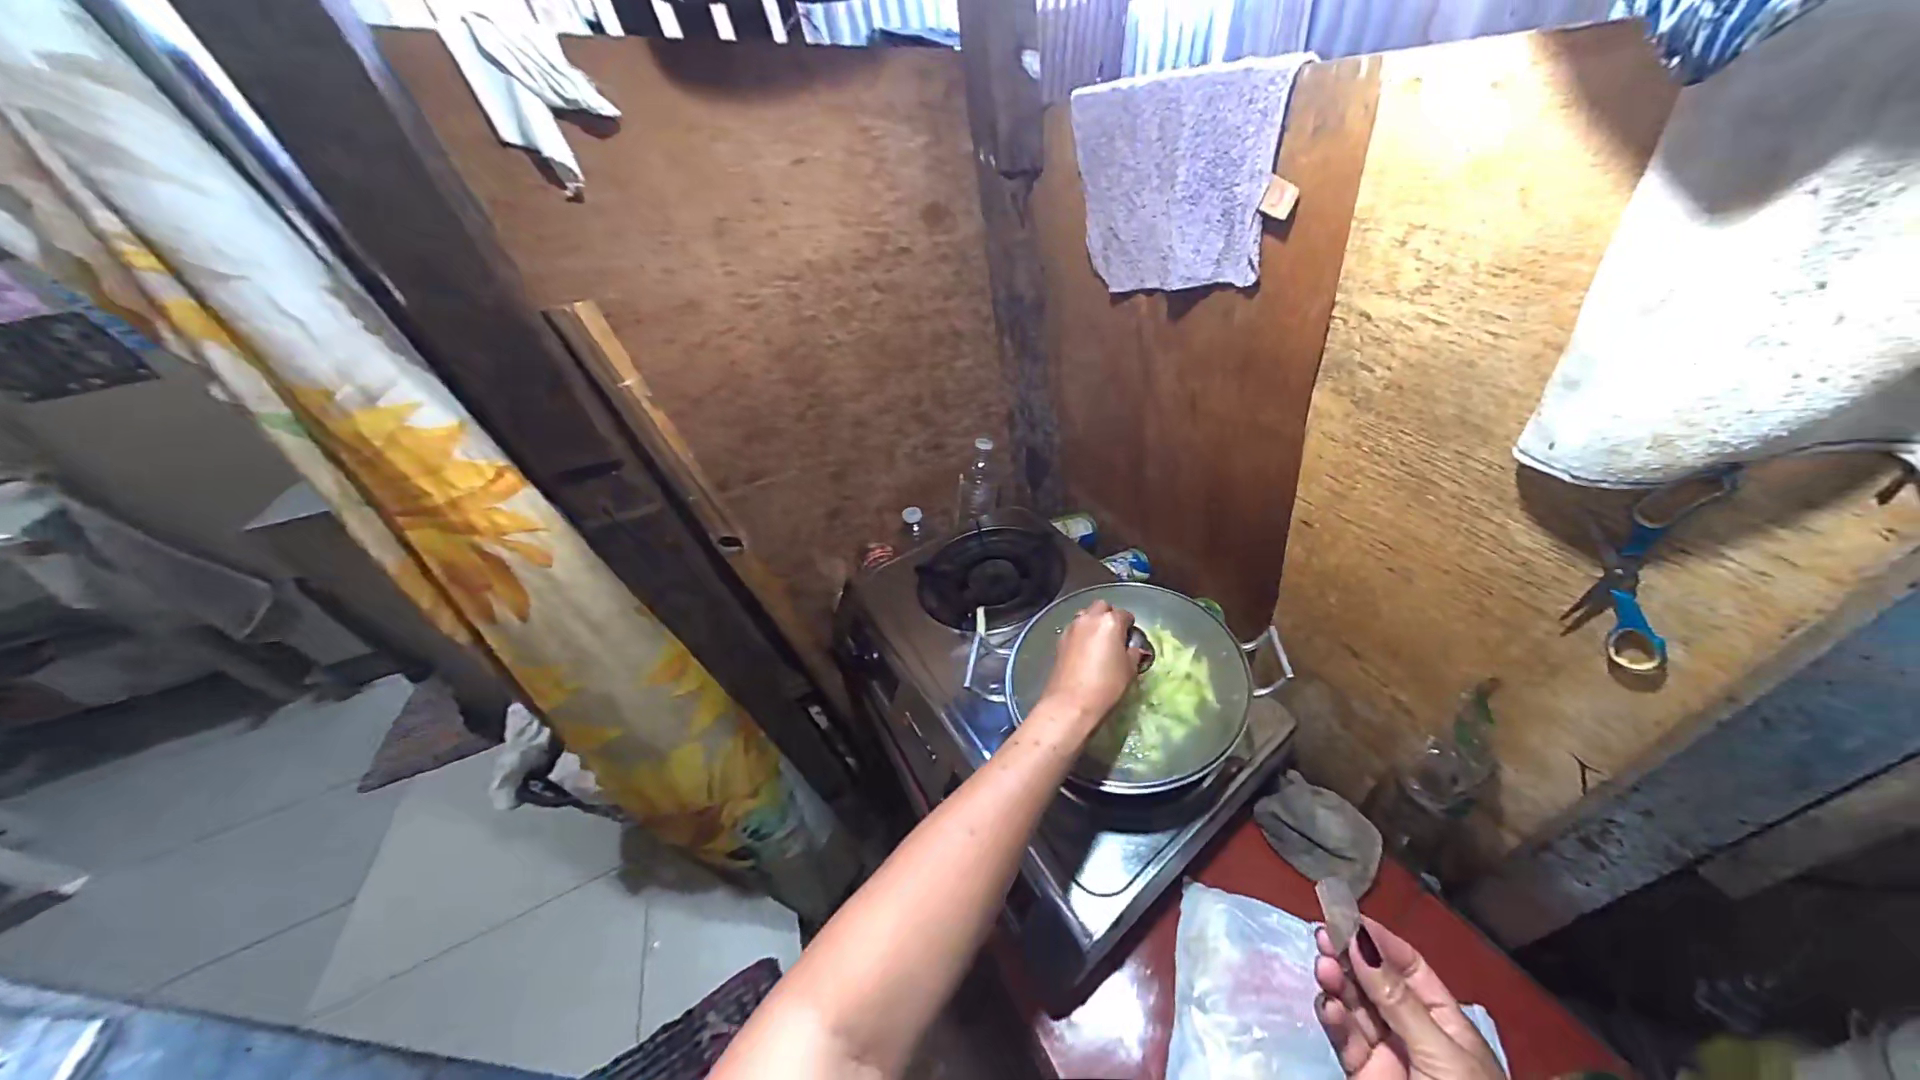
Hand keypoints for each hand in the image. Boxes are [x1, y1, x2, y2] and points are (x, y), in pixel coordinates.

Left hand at [1037, 600, 1144, 728]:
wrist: (1070, 702)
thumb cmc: (1106, 685)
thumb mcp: (1129, 670)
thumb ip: (1133, 654)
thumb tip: (1133, 649)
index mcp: (1110, 622)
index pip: (1124, 614)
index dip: (1130, 625)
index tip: (1131, 637)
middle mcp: (1089, 618)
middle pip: (1101, 607)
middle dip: (1109, 616)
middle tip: (1115, 634)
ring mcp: (1072, 628)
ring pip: (1085, 615)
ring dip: (1093, 622)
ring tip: (1099, 641)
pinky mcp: (1060, 640)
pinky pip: (1074, 629)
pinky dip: (1081, 633)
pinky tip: (1085, 650)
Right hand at [1315, 917, 1505, 1079]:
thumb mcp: (1442, 1054)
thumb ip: (1396, 999)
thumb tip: (1361, 939)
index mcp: (1446, 1023)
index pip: (1409, 967)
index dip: (1380, 940)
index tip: (1348, 915)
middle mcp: (1413, 1031)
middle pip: (1374, 982)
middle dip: (1349, 957)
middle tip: (1323, 934)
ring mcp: (1386, 1054)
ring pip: (1354, 1007)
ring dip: (1337, 985)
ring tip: (1323, 968)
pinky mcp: (1362, 1075)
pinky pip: (1344, 1040)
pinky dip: (1333, 1020)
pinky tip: (1328, 1006)